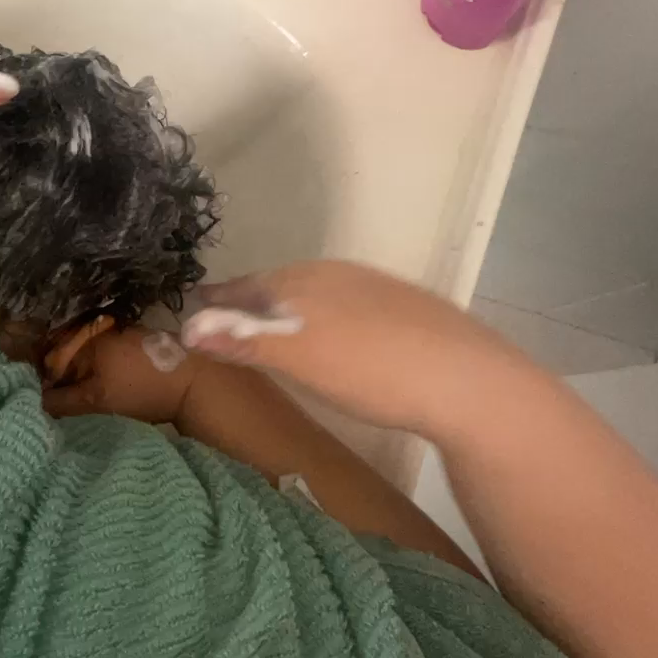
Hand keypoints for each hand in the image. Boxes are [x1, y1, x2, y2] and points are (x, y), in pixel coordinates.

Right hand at [41, 325, 252, 425]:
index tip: (44, 401)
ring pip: (90, 357)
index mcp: (86, 339)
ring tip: (83, 399)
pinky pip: (108, 357)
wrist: (195, 385)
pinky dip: (102, 371)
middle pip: (70, 356)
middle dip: (64, 378)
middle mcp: (100, 331)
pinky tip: (107, 388)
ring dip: (83, 376)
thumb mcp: (98, 400)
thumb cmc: (141, 390)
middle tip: (62, 403)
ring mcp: (121, 335)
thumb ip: (64, 400)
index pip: (52, 359)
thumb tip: (36, 402)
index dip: (47, 381)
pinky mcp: (138, 344)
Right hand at [180, 260, 549, 436]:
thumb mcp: (296, 359)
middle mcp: (333, 272)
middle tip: (226, 325)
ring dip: (285, 310)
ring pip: (312, 294)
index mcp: (301, 279)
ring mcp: (373, 287)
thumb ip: (240, 341)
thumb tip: (182, 328)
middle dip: (247, 302)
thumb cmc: (371, 369)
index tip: (193, 310)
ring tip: (273, 333)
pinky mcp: (406, 307)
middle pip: (275, 286)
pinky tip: (333, 340)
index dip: (215, 301)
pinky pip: (344, 305)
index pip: (242, 286)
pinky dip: (322, 318)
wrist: (475, 385)